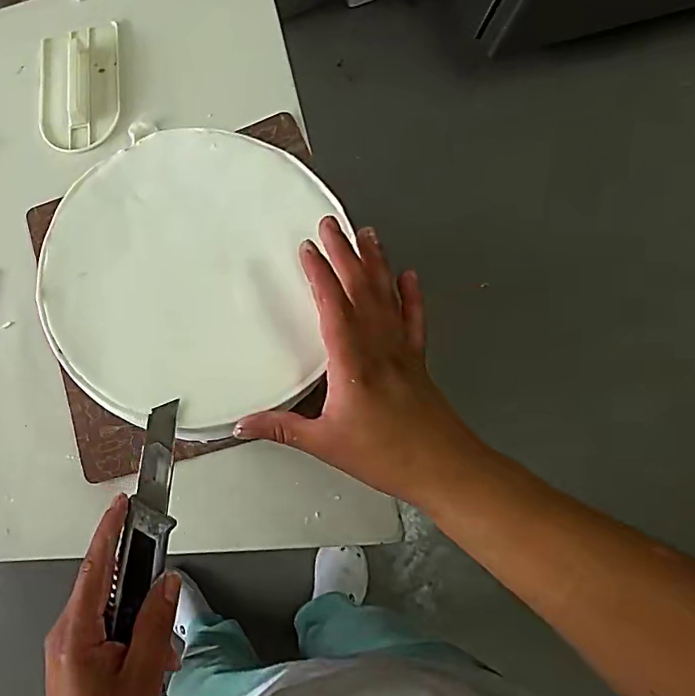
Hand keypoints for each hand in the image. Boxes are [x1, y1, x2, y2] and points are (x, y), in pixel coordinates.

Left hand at [23, 495, 178, 695]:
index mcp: (74, 631)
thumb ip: (155, 627)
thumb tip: (165, 584)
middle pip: (103, 592)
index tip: (123, 503)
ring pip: (109, 620)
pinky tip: (152, 674)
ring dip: (141, 631)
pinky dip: (131, 647)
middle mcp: (64, 636)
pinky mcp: (75, 671)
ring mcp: (67, 655)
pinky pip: (105, 642)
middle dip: (140, 598)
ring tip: (163, 665)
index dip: (110, 531)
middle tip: (167, 611)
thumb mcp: (144, 681)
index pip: (94, 566)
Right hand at [235, 216, 491, 505]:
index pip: (334, 307)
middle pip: (362, 290)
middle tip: (332, 225)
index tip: (308, 249)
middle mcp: (381, 350)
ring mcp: (402, 353)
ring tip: (367, 235)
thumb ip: (281, 429)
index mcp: (355, 364)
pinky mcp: (417, 363)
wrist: (449, 470)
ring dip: (375, 263)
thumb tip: (245, 423)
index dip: (320, 275)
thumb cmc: (392, 455)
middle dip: (344, 254)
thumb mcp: (324, 443)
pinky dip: (410, 295)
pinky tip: (408, 276)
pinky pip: (413, 320)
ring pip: (387, 297)